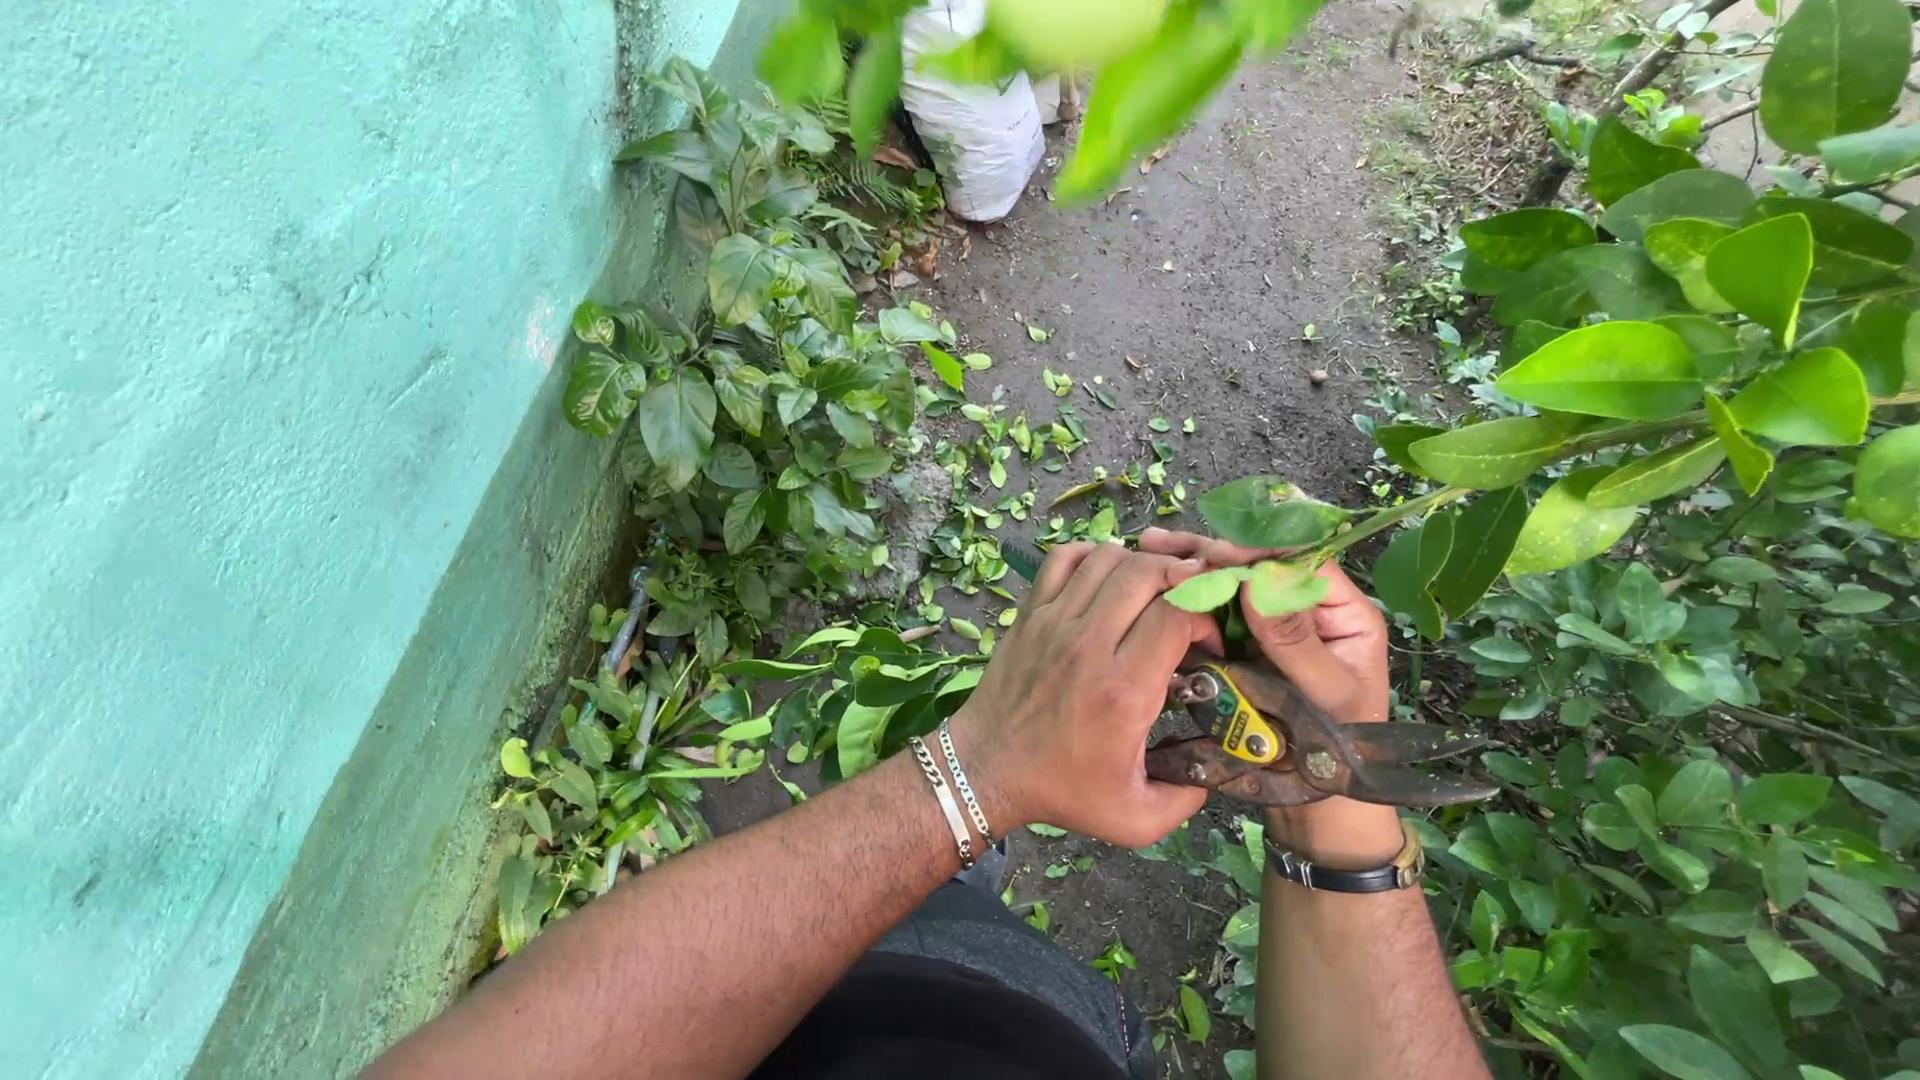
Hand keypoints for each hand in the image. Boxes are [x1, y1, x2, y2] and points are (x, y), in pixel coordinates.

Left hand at [945, 544, 1214, 848]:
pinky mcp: (1030, 614)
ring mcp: (1053, 622)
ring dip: (1140, 565)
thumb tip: (1217, 768)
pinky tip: (1105, 580)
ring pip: (1107, 558)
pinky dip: (1091, 556)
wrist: (987, 769)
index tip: (1208, 640)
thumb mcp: (1134, 819)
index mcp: (1123, 689)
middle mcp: (1089, 644)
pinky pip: (1062, 559)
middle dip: (1182, 577)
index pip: (1176, 612)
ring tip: (1152, 592)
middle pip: (1146, 571)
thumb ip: (1185, 800)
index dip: (1206, 613)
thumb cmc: (1061, 790)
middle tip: (1189, 602)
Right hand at [1137, 528, 1404, 867]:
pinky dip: (1184, 602)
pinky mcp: (1240, 651)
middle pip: (1256, 568)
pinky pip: (1212, 618)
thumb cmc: (1338, 751)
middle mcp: (1303, 613)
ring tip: (1148, 552)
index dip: (1254, 553)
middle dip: (1210, 555)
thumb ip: (1294, 640)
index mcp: (1340, 615)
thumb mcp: (1324, 694)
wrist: (1318, 807)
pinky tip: (1152, 588)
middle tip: (1160, 545)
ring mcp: (1267, 631)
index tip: (1211, 554)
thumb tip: (1256, 581)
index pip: (1299, 563)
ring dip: (1191, 571)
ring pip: (1229, 589)